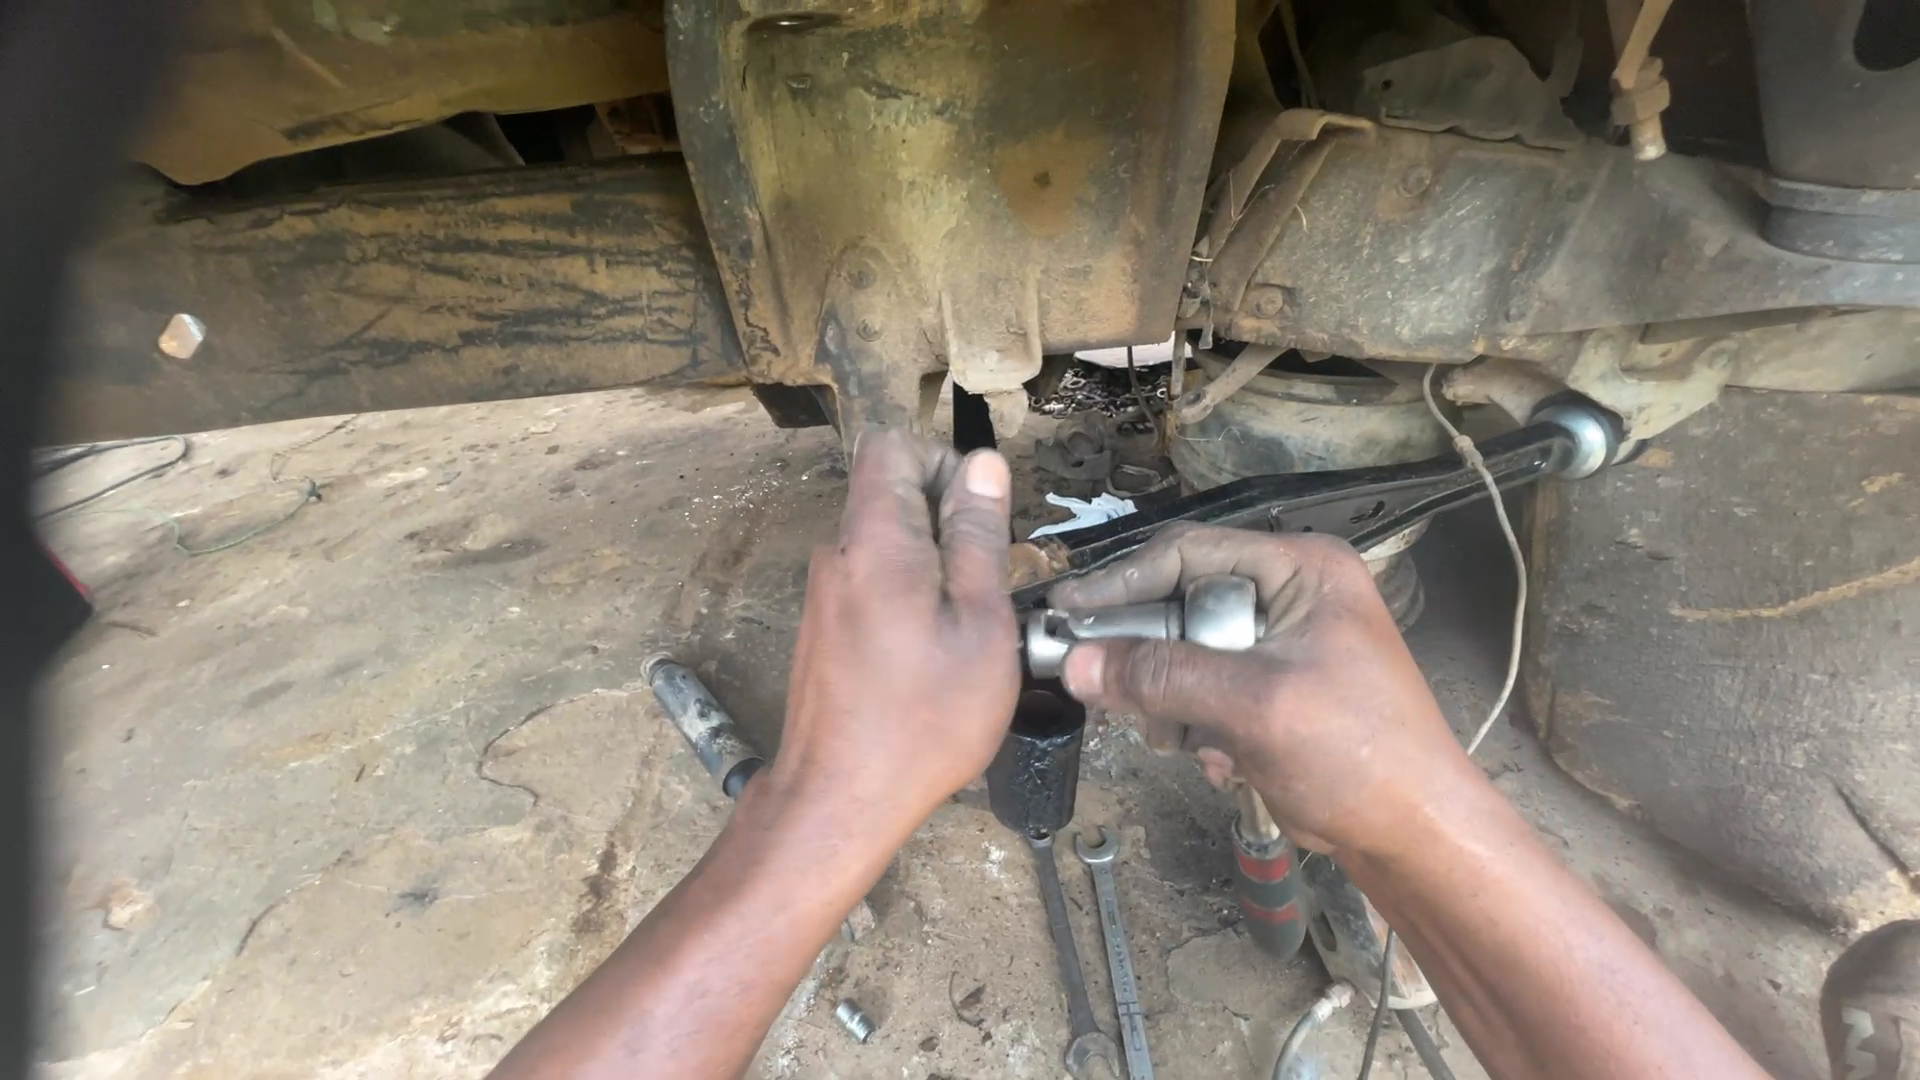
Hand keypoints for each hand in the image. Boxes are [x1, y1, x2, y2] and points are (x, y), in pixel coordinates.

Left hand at [766, 430, 1019, 842]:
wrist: (840, 797)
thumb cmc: (922, 719)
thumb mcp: (979, 623)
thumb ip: (978, 537)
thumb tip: (983, 465)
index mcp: (874, 539)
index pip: (893, 446)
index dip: (943, 462)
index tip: (979, 516)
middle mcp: (838, 552)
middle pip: (889, 490)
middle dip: (946, 516)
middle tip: (985, 581)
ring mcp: (824, 590)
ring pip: (885, 538)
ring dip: (931, 559)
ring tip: (964, 623)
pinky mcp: (823, 623)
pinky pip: (871, 576)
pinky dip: (908, 589)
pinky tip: (932, 647)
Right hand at [1050, 524, 1480, 856]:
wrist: (1416, 839)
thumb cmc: (1355, 755)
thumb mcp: (1255, 705)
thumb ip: (1162, 676)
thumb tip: (1073, 664)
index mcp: (1299, 568)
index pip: (1187, 552)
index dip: (1121, 581)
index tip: (1067, 613)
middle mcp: (1285, 591)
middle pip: (1179, 603)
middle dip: (1151, 657)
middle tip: (1109, 690)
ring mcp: (1275, 638)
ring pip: (1181, 649)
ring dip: (1171, 699)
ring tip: (1182, 740)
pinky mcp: (1266, 682)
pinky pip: (1199, 684)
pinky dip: (1193, 721)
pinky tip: (1217, 757)